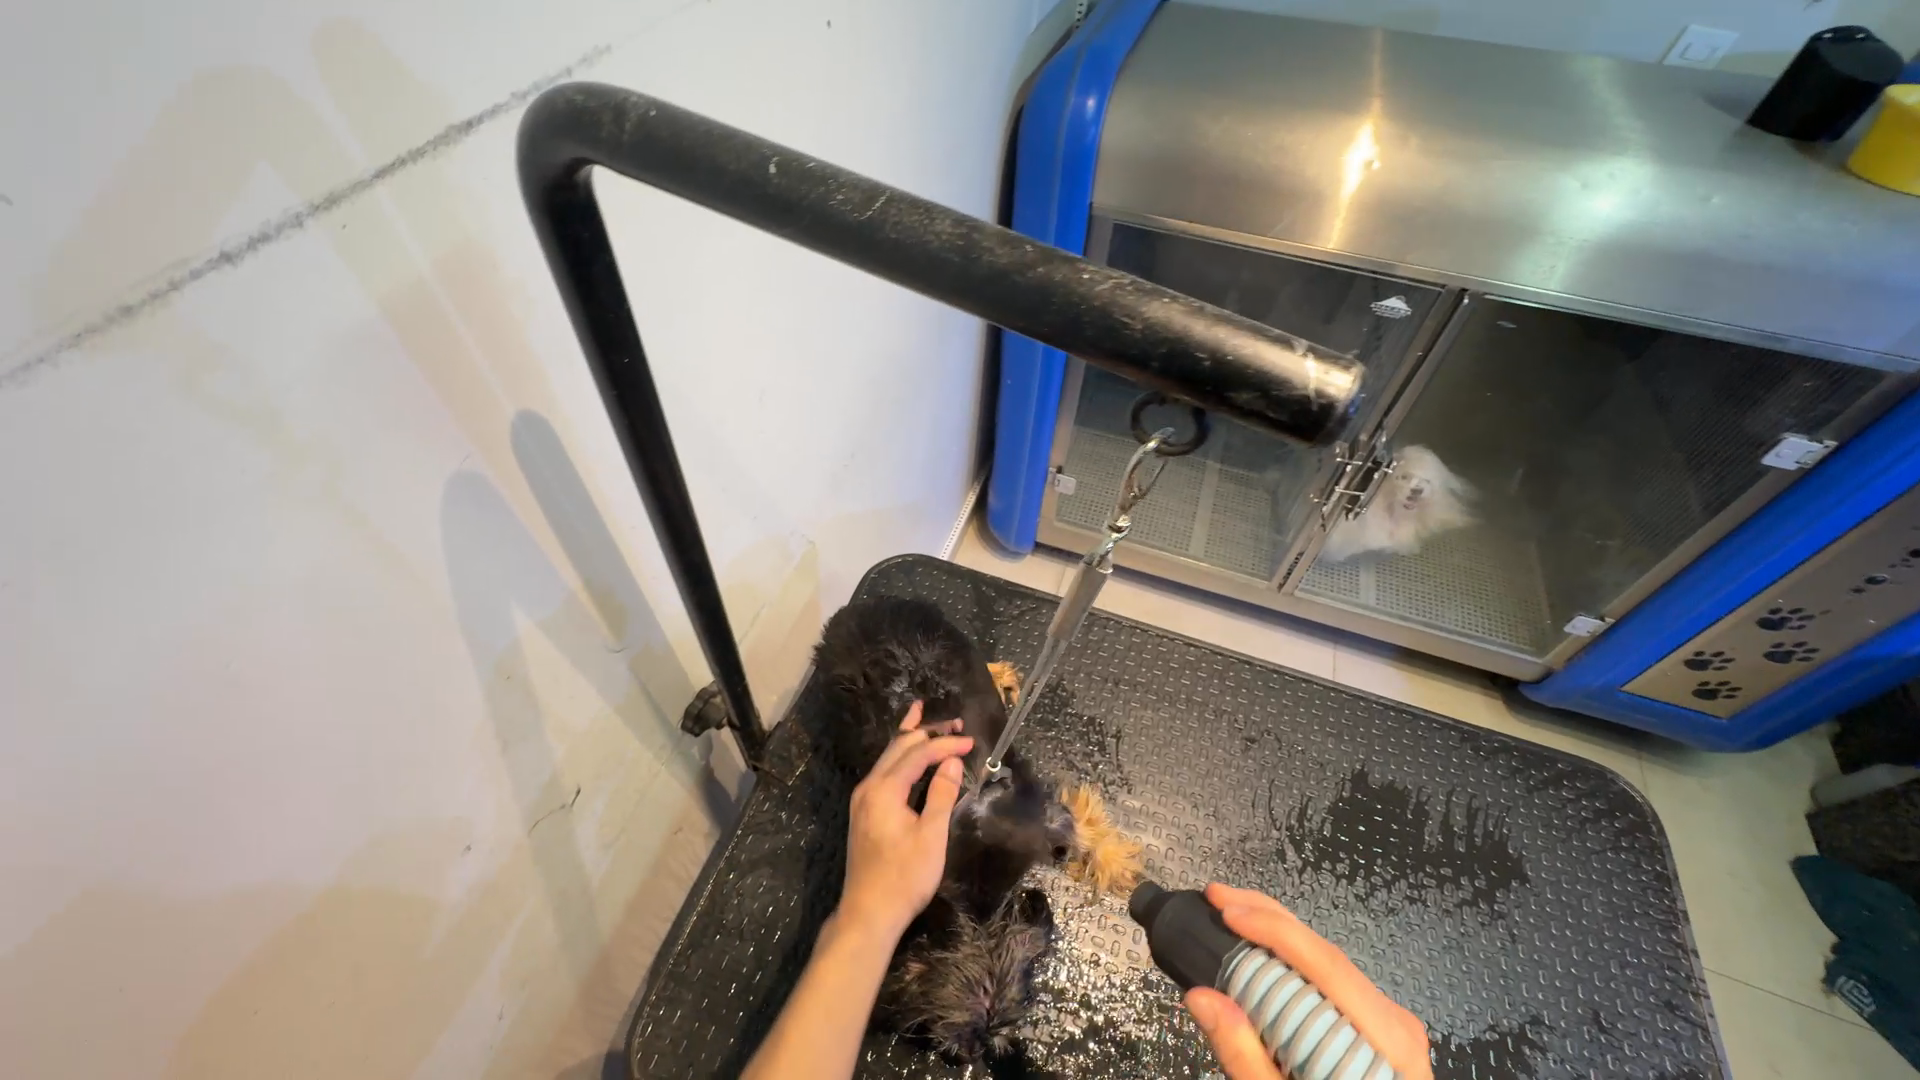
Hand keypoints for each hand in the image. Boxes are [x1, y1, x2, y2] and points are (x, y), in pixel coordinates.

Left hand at [838, 702, 973, 939]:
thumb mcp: (931, 836)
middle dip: (927, 731)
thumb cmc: (904, 877)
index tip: (971, 742)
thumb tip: (952, 761)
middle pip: (899, 746)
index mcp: (884, 789)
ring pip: (889, 756)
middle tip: (955, 723)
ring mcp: (863, 798)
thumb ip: (942, 794)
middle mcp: (869, 786)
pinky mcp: (865, 810)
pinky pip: (885, 771)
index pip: (918, 753)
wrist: (868, 913)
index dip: (946, 745)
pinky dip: (901, 757)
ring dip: (912, 739)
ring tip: (929, 719)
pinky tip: (908, 753)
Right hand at [1184, 883, 1431, 1079]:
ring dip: (1275, 931)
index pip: (1327, 965)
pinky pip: (1327, 979)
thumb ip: (1247, 1058)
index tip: (1226, 910)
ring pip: (1325, 959)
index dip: (1274, 930)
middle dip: (1267, 916)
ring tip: (1229, 911)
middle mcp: (1393, 1021)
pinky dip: (1288, 958)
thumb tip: (1199, 997)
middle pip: (1325, 952)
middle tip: (1215, 895)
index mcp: (1387, 1042)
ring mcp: (1387, 1023)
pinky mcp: (1372, 1027)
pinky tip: (1259, 949)